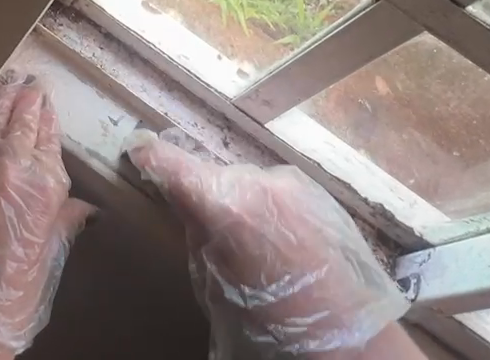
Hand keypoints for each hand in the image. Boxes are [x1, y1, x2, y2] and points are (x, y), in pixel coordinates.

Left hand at [0, 74, 93, 358]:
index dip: (45, 113)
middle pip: (13, 120)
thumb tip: (85, 208)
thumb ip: (62, 221)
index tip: (45, 96)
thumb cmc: (7, 306)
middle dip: (21, 96)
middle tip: (25, 79)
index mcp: (37, 190)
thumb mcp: (47, 261)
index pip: (44, 135)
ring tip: (2, 86)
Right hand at [125, 130, 410, 357]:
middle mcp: (258, 181)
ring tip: (252, 246)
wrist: (352, 342)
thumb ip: (197, 237)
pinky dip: (267, 208)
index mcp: (227, 206)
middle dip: (205, 197)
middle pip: (214, 176)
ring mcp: (290, 181)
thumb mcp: (215, 288)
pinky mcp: (315, 188)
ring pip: (245, 183)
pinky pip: (274, 190)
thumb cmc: (272, 325)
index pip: (175, 164)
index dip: (151, 156)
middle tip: (208, 232)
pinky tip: (280, 245)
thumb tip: (186, 206)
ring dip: (239, 203)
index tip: (137, 149)